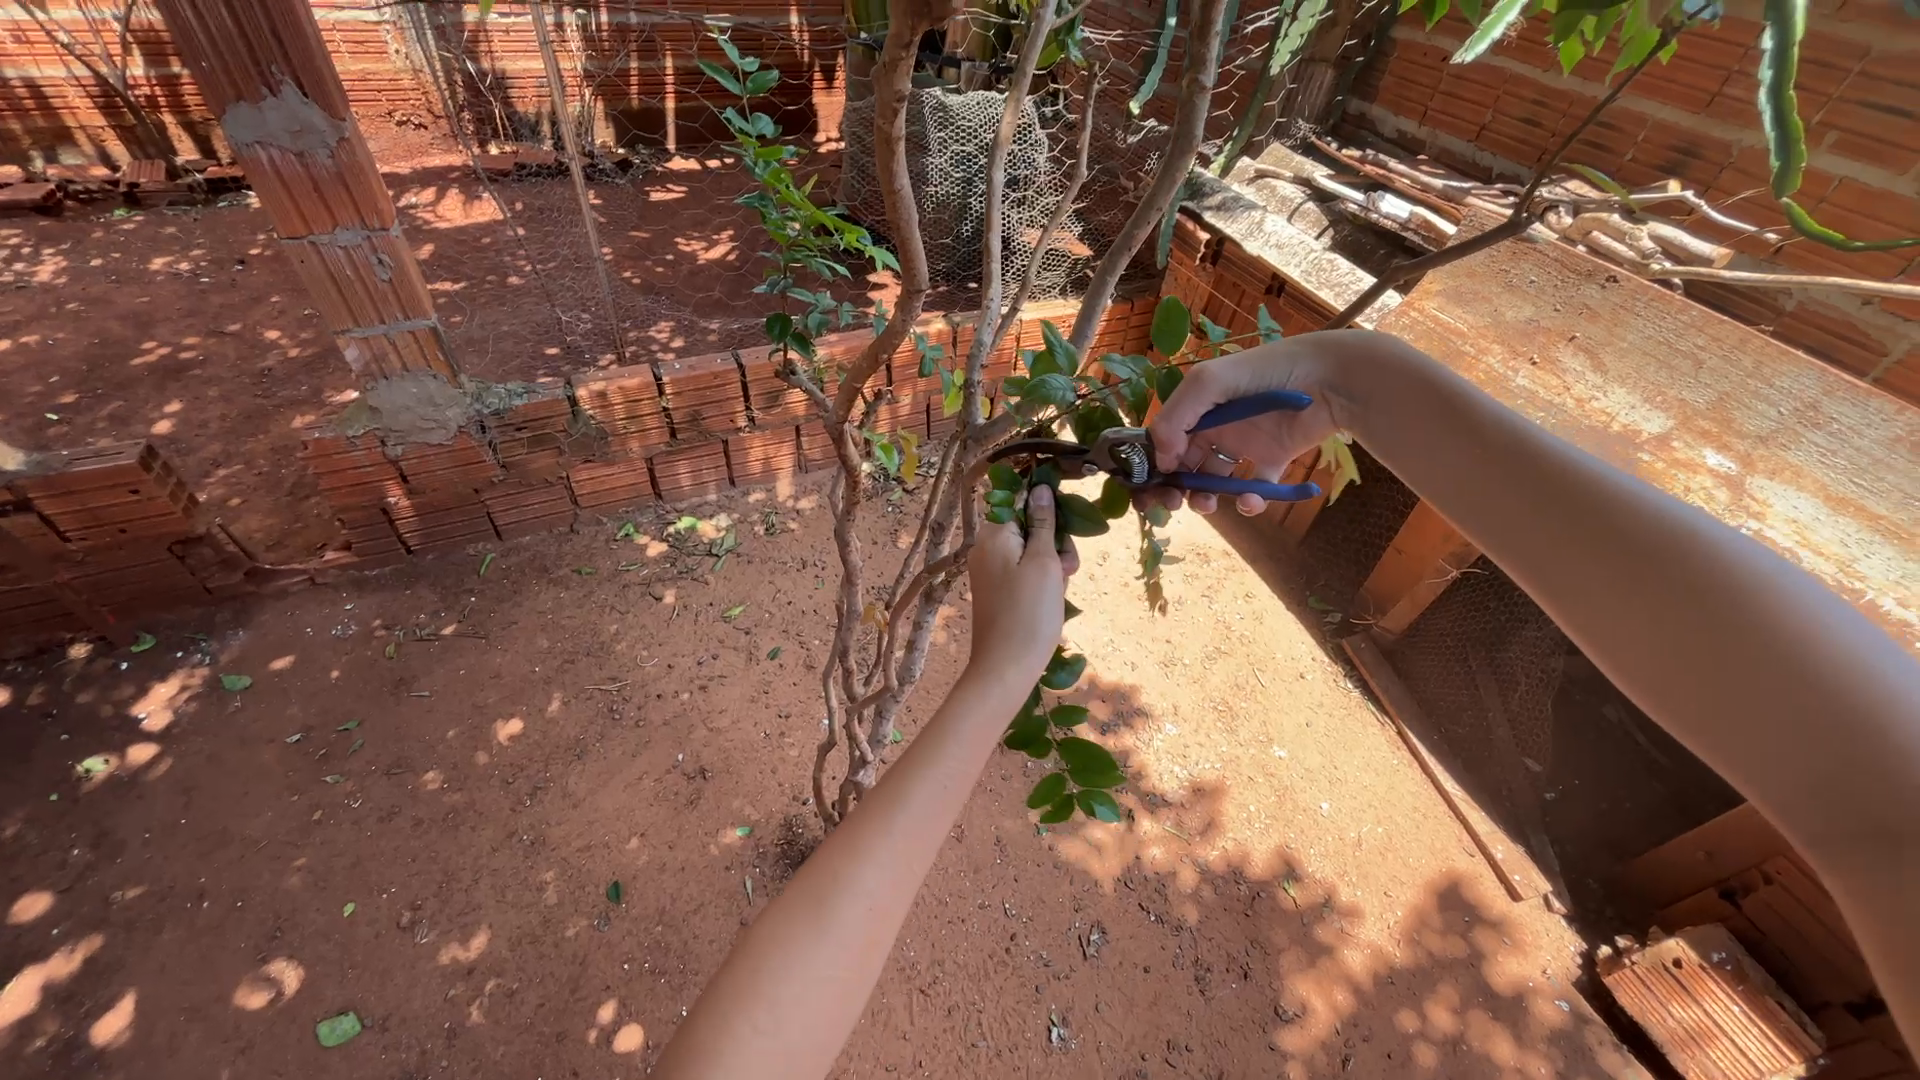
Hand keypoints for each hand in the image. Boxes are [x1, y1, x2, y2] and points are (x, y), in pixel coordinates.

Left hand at [967, 484, 1078, 681]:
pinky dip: (1041, 582)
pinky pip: (1024, 573)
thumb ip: (1043, 522)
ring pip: (1031, 552)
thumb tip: (1039, 488)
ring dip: (1052, 566)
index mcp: (993, 533)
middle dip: (1054, 544)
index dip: (1049, 511)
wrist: (1007, 667)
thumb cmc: (1029, 612)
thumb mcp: (1044, 562)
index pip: (1022, 500)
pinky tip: (1051, 600)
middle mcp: (986, 547)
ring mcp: (991, 570)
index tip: (1067, 531)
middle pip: (1029, 527)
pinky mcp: (998, 591)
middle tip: (1066, 569)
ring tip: (1060, 590)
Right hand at [1145, 330, 1373, 515]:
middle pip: (1183, 466)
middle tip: (1174, 504)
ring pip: (1213, 482)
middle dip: (1174, 488)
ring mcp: (1244, 445)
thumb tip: (1160, 460)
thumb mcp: (1208, 382)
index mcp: (1196, 409)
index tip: (1153, 484)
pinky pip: (1254, 489)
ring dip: (1204, 498)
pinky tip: (1251, 500)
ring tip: (1208, 505)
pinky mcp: (1273, 460)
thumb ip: (1175, 419)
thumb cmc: (1265, 371)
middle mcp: (1215, 428)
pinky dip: (1250, 501)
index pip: (1163, 441)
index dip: (1154, 465)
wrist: (1329, 376)